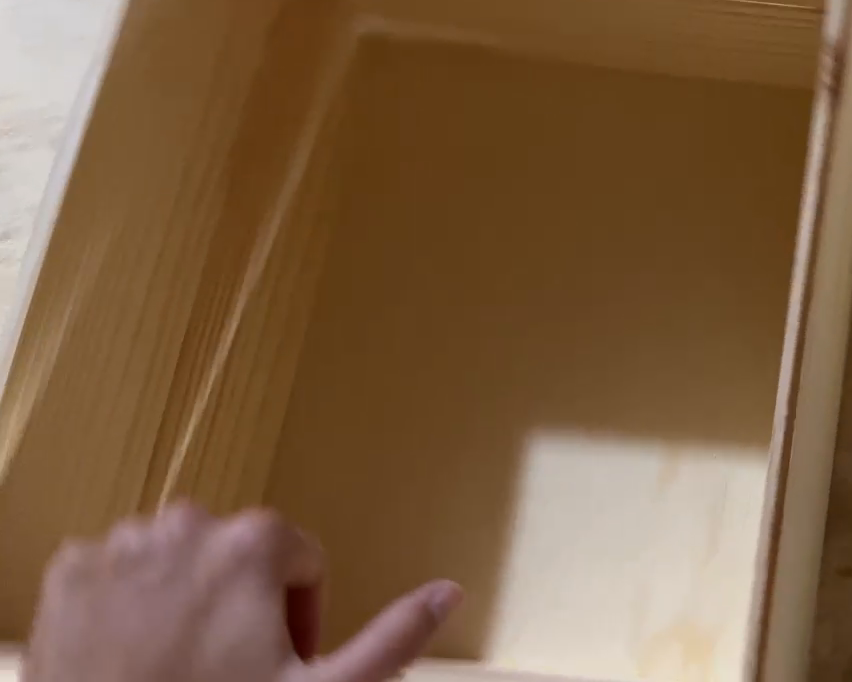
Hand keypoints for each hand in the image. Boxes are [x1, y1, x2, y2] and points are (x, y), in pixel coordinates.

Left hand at [23, 503, 461, 681]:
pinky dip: (128, 590)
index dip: (297, 614)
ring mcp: (122, 549)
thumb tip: (450, 592)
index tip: (274, 659)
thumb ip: (392, 637)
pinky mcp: (65, 576)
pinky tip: (128, 638)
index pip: (303, 559)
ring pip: (186, 551)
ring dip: (190, 589)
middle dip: (244, 598)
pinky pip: (119, 560)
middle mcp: (192, 527)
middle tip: (227, 660)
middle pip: (245, 550)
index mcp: (256, 540)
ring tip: (179, 650)